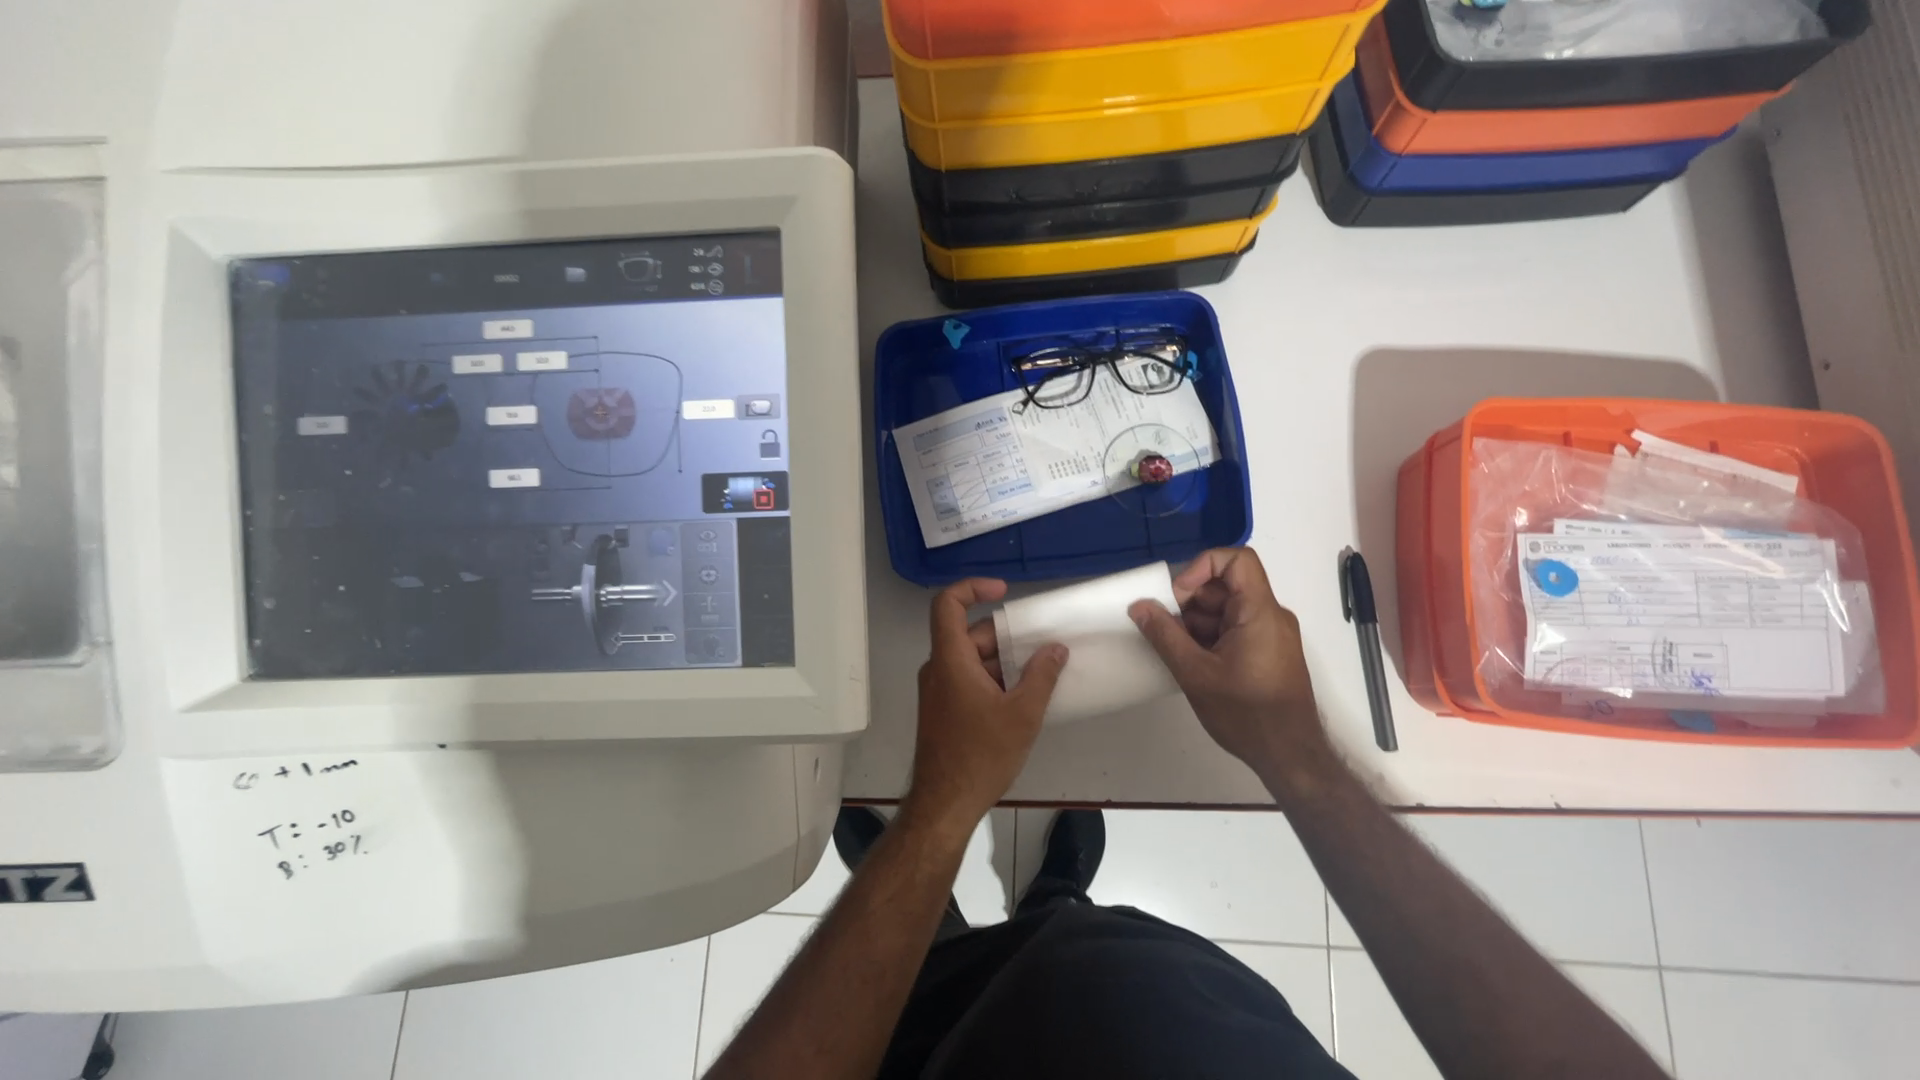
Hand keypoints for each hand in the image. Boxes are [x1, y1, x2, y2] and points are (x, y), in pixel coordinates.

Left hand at [905, 579, 1068, 834]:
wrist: (945, 804)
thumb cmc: (981, 755)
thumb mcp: (1022, 714)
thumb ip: (1041, 676)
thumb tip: (1055, 649)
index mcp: (951, 660)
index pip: (947, 604)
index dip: (972, 587)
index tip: (1003, 590)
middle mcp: (939, 669)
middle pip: (969, 634)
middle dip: (1006, 634)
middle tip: (1042, 641)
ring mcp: (939, 691)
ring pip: (971, 659)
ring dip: (1003, 660)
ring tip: (1040, 669)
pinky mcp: (944, 710)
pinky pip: (968, 679)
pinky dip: (994, 678)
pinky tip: (1023, 696)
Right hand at [1128, 548, 1327, 777]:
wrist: (1290, 755)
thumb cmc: (1246, 714)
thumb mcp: (1195, 674)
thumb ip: (1164, 635)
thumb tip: (1140, 606)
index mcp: (1260, 612)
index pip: (1237, 560)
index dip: (1202, 566)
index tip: (1178, 596)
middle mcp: (1270, 616)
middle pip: (1227, 585)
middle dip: (1191, 600)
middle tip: (1166, 627)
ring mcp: (1271, 635)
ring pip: (1228, 609)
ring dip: (1196, 622)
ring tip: (1176, 649)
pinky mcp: (1268, 653)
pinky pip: (1235, 629)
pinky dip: (1210, 637)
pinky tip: (1191, 661)